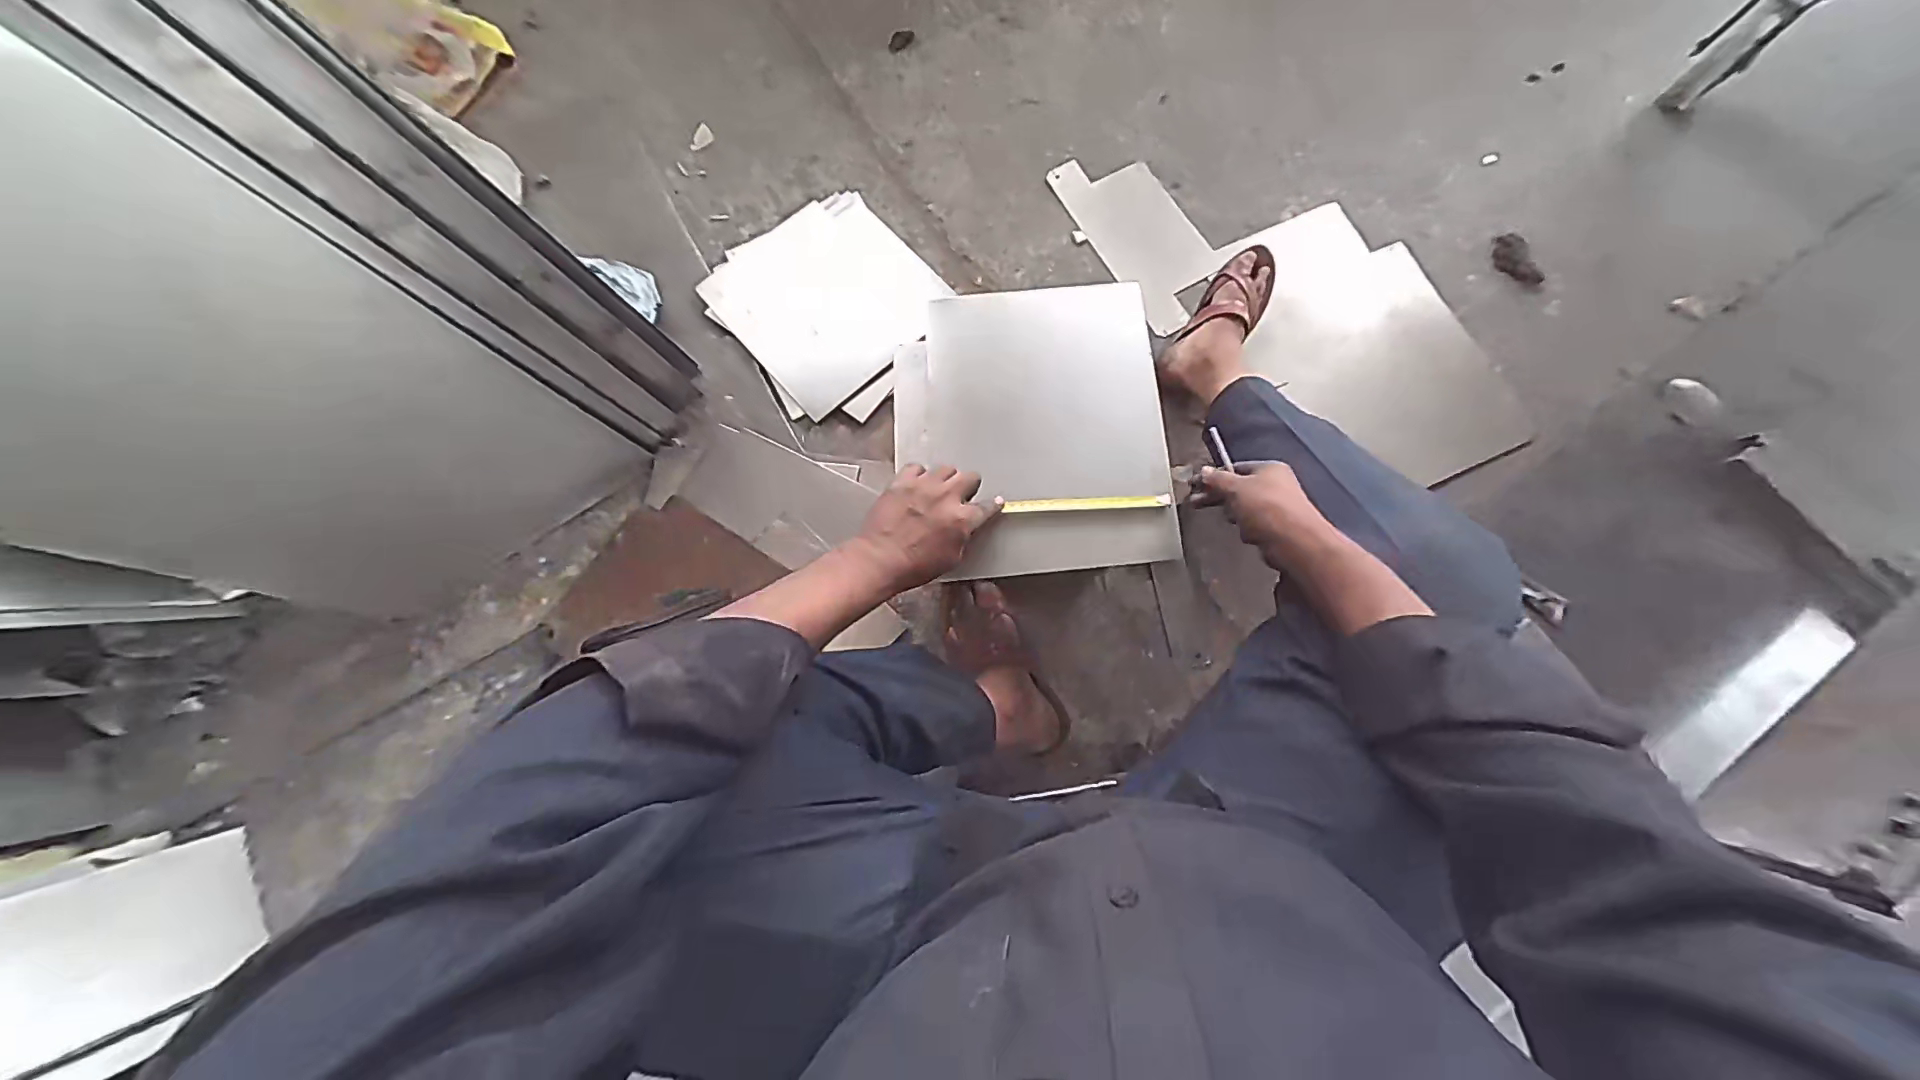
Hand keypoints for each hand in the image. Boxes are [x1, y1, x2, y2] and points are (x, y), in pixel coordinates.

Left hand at [847, 465, 1002, 590]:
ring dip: (946, 479)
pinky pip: (917, 468)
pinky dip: (918, 475)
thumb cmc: (915, 566)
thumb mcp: (952, 559)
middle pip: (970, 477)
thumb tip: (966, 528)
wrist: (880, 560)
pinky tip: (916, 485)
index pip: (987, 506)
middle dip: (969, 486)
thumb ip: (964, 537)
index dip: (992, 505)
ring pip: (946, 468)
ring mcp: (924, 485)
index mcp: (963, 519)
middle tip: (961, 496)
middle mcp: (947, 496)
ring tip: (938, 489)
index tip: (994, 503)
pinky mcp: (902, 481)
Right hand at [1197, 463, 1339, 572]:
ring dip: (1235, 516)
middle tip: (1195, 503)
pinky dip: (1248, 529)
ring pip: (1243, 508)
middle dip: (1218, 497)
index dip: (1214, 477)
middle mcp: (1276, 484)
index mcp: (1269, 469)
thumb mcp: (1235, 488)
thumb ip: (1217, 479)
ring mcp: (1277, 505)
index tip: (1195, 486)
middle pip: (1237, 488)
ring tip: (1235, 521)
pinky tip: (1250, 534)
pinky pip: (1253, 524)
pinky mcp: (1277, 526)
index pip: (1234, 468)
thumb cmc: (1265, 508)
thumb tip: (1203, 470)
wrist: (1295, 541)